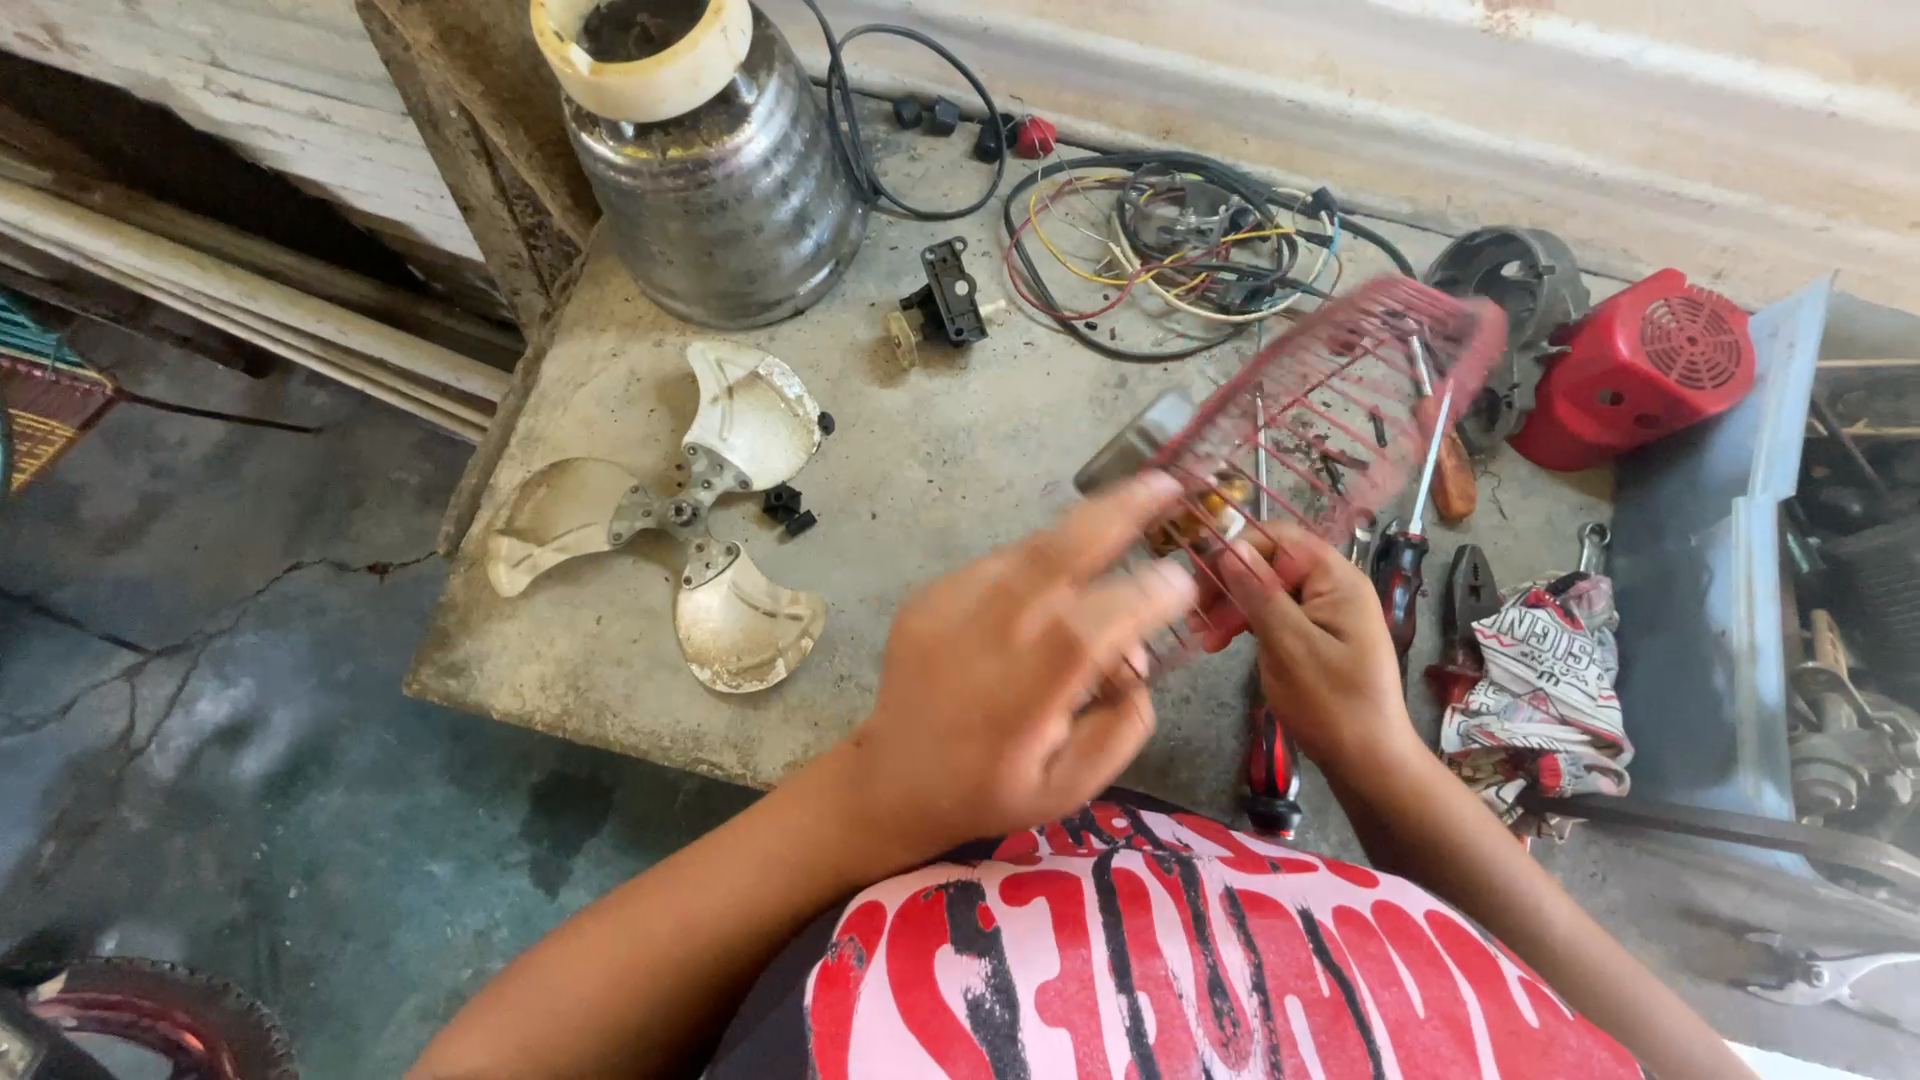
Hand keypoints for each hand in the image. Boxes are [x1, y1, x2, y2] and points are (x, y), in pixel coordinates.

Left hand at [837, 471, 1196, 862]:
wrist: (892, 776)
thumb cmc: (992, 789)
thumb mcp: (1072, 788)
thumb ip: (1123, 723)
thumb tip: (1139, 651)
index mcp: (1015, 704)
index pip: (1084, 633)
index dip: (1137, 598)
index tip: (1183, 578)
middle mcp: (975, 643)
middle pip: (1050, 559)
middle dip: (1115, 513)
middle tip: (1165, 485)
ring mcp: (943, 610)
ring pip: (1028, 553)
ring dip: (1080, 539)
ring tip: (1116, 537)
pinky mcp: (926, 595)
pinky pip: (999, 565)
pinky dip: (1037, 567)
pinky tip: (1045, 594)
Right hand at [1197, 523, 1420, 777]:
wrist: (1369, 763)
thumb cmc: (1332, 704)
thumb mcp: (1290, 647)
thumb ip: (1260, 594)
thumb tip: (1230, 549)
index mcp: (1337, 580)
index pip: (1280, 538)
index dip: (1238, 549)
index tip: (1202, 579)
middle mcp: (1333, 586)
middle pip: (1270, 562)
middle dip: (1229, 582)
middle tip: (1195, 616)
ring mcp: (1324, 611)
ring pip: (1266, 588)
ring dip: (1231, 604)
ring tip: (1203, 635)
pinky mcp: (1313, 634)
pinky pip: (1272, 612)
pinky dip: (1244, 622)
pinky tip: (1221, 641)